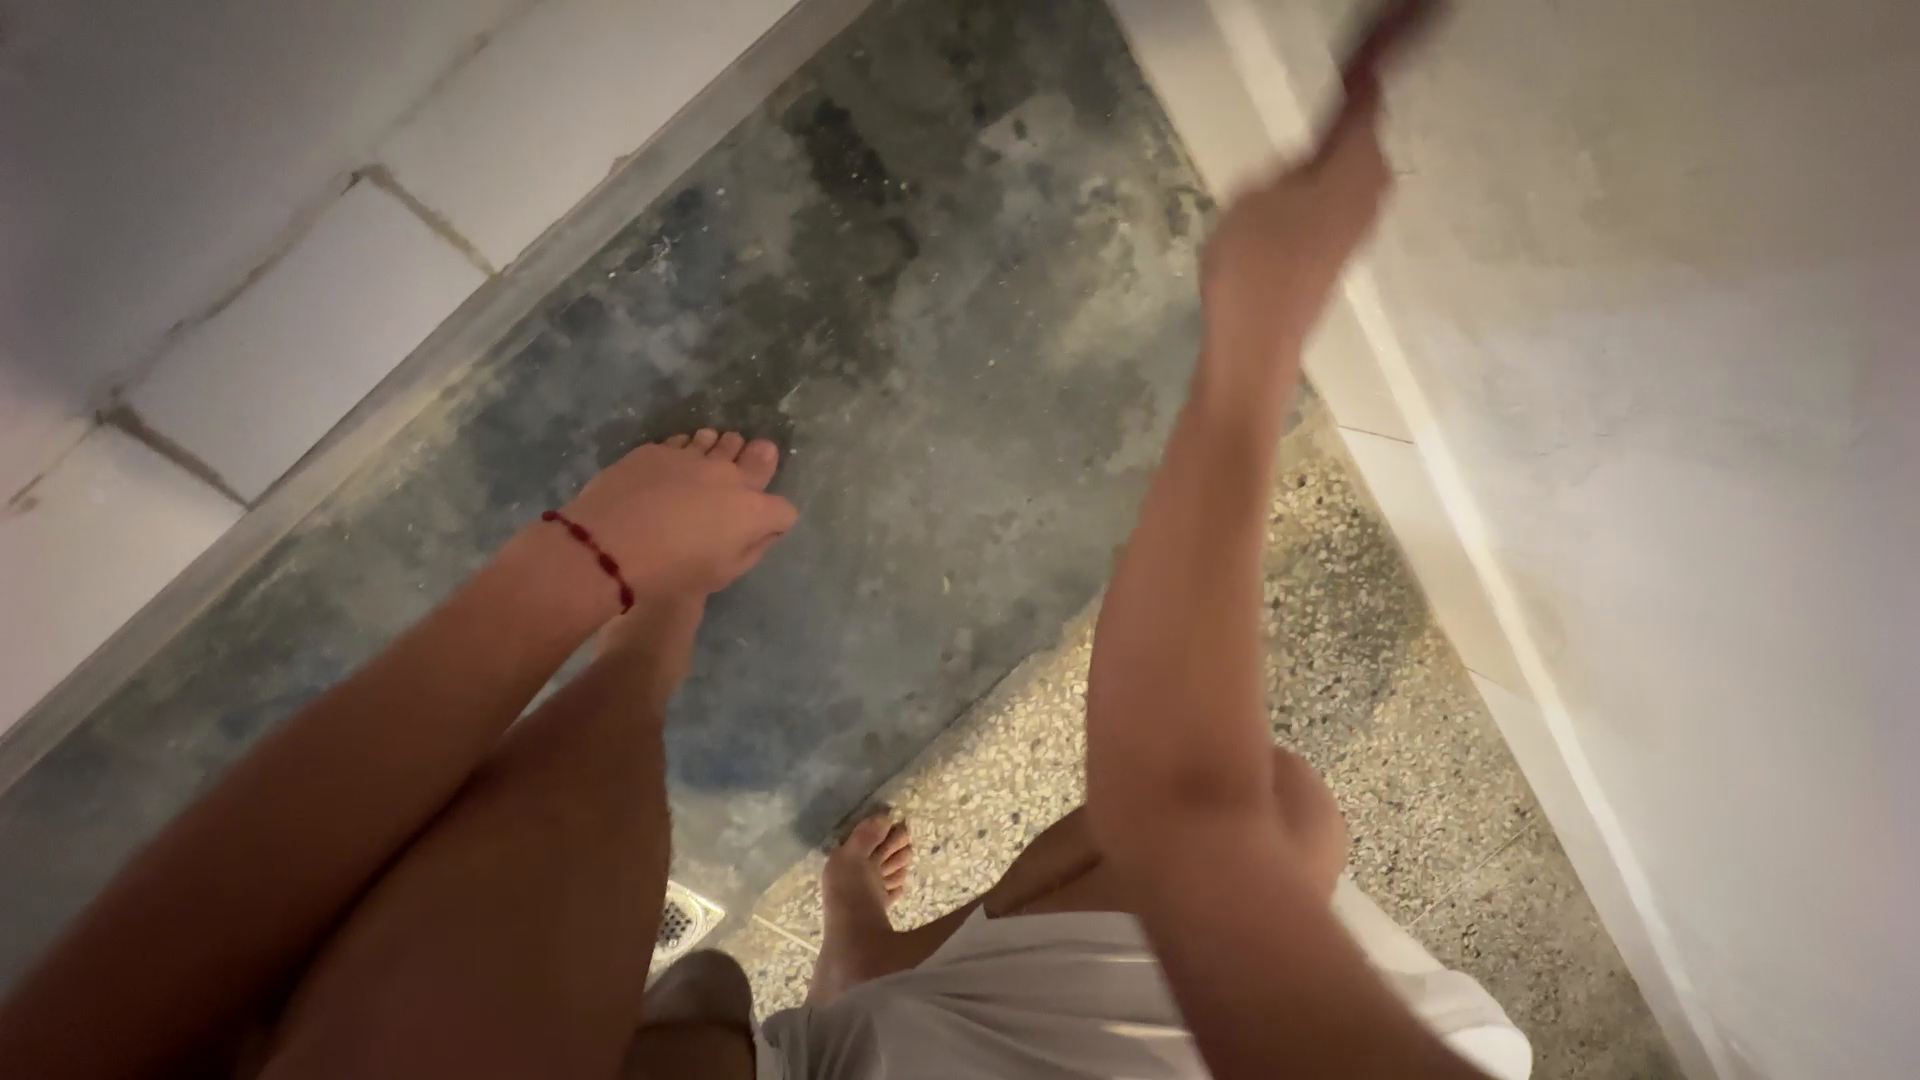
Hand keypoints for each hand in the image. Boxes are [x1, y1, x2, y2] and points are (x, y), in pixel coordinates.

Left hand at [561, 430, 796, 598]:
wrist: (607, 547)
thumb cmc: (672, 571)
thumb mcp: (723, 574)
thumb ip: (753, 548)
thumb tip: (766, 531)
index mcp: (752, 511)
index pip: (784, 509)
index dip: (778, 520)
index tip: (765, 526)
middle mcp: (730, 475)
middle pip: (759, 458)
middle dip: (760, 460)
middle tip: (751, 463)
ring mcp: (693, 456)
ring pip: (719, 442)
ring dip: (721, 451)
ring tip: (710, 465)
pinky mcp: (659, 450)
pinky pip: (682, 443)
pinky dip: (685, 453)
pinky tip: (673, 469)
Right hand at [1200, 0, 1441, 355]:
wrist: (1256, 346)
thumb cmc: (1252, 265)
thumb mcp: (1255, 195)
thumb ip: (1289, 165)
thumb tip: (1310, 166)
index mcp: (1357, 160)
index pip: (1369, 90)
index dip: (1382, 49)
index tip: (1406, 12)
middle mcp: (1372, 188)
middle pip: (1357, 135)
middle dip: (1334, 125)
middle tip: (1294, 137)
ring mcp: (1358, 226)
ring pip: (1340, 172)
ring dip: (1314, 168)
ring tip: (1265, 197)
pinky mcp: (1338, 254)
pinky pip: (1329, 203)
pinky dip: (1309, 197)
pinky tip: (1270, 223)